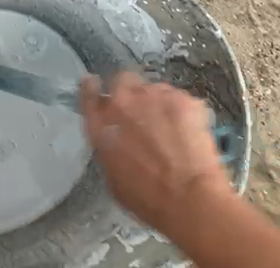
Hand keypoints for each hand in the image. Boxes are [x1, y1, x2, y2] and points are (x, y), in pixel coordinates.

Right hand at [79, 72, 231, 234]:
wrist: (190, 199)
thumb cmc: (149, 200)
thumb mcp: (114, 179)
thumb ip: (109, 148)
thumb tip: (115, 139)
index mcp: (101, 125)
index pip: (89, 93)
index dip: (93, 88)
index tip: (98, 87)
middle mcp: (122, 102)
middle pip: (121, 80)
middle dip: (131, 92)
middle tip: (143, 111)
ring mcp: (152, 95)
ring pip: (153, 88)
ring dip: (158, 103)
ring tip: (172, 128)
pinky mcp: (180, 96)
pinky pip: (178, 98)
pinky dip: (182, 111)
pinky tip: (189, 131)